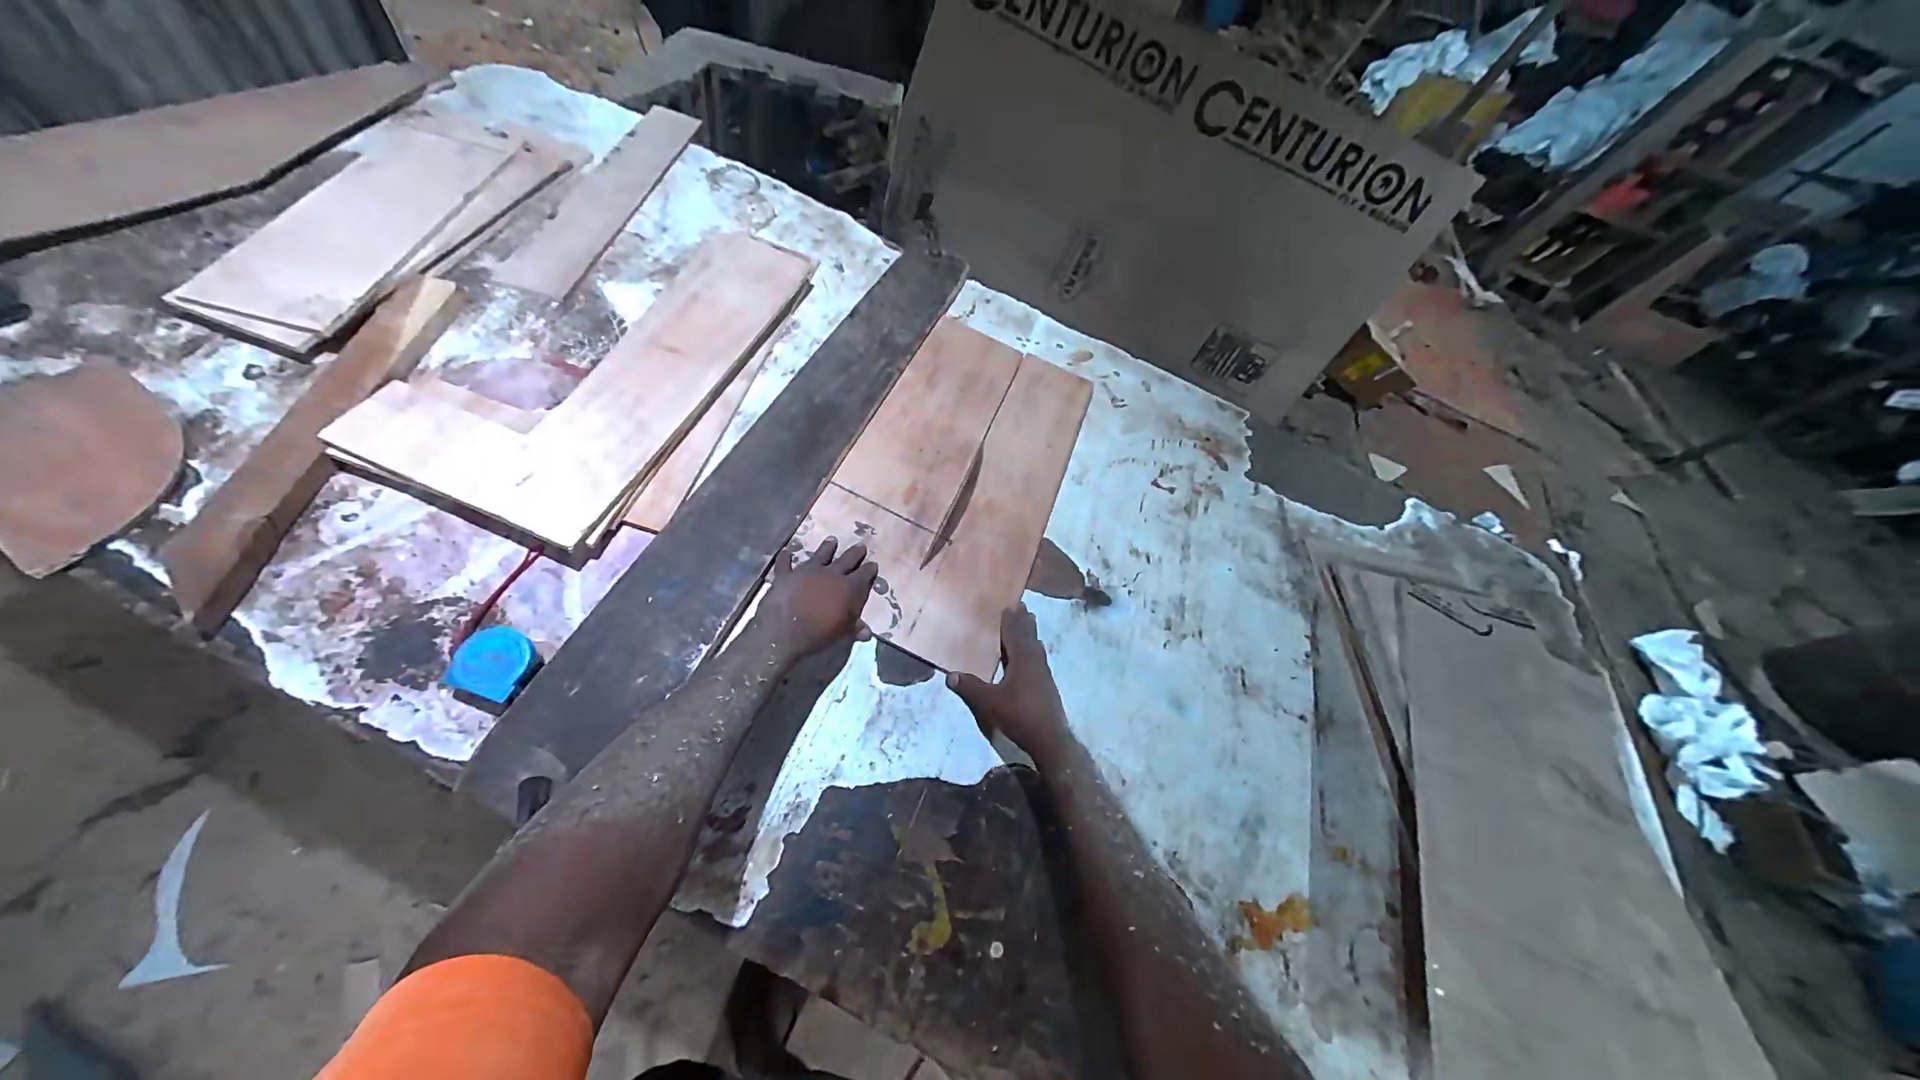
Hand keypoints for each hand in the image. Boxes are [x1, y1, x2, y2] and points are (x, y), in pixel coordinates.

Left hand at [751, 537, 877, 664]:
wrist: (784, 631)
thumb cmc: (818, 634)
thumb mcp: (842, 634)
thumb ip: (855, 628)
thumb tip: (867, 631)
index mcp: (847, 588)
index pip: (864, 575)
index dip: (869, 569)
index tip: (873, 564)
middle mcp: (830, 574)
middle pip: (846, 559)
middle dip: (855, 553)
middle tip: (861, 546)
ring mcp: (806, 572)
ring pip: (820, 555)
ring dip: (826, 548)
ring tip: (832, 540)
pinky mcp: (786, 575)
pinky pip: (785, 563)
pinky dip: (786, 558)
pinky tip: (786, 552)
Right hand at [947, 605, 1070, 762]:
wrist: (1050, 738)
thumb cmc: (1019, 716)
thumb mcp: (990, 702)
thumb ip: (971, 688)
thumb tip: (950, 675)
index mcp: (1022, 660)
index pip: (1015, 635)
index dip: (1011, 621)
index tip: (1010, 605)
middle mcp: (1035, 662)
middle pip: (1029, 637)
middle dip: (1024, 622)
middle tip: (1022, 607)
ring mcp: (1044, 674)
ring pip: (1036, 647)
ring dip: (1031, 634)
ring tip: (1029, 624)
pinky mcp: (1047, 686)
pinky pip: (1039, 659)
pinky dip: (1034, 650)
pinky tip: (1034, 656)